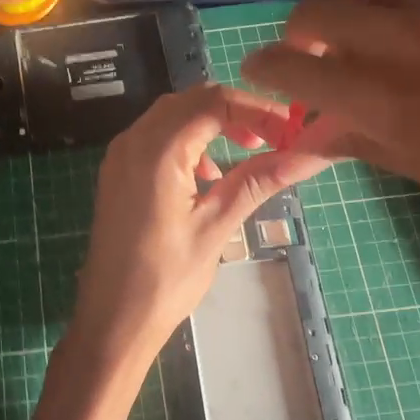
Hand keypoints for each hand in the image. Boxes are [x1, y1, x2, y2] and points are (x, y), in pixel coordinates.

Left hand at [68, 84, 334, 362]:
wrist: (112, 318)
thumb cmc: (165, 279)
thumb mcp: (217, 228)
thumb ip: (257, 181)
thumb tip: (306, 155)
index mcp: (158, 150)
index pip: (214, 102)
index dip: (257, 108)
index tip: (292, 128)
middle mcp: (134, 140)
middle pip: (191, 100)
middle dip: (236, 111)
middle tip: (275, 136)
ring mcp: (121, 154)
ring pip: (172, 115)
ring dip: (211, 123)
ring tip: (248, 152)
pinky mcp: (118, 171)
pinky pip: (156, 136)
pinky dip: (188, 141)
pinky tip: (208, 176)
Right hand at [242, 0, 419, 260]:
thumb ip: (367, 140)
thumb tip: (313, 128)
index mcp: (391, 97)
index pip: (289, 65)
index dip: (265, 70)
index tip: (264, 75)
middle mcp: (414, 34)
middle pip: (317, 11)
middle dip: (303, 38)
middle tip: (320, 63)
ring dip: (368, 23)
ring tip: (398, 56)